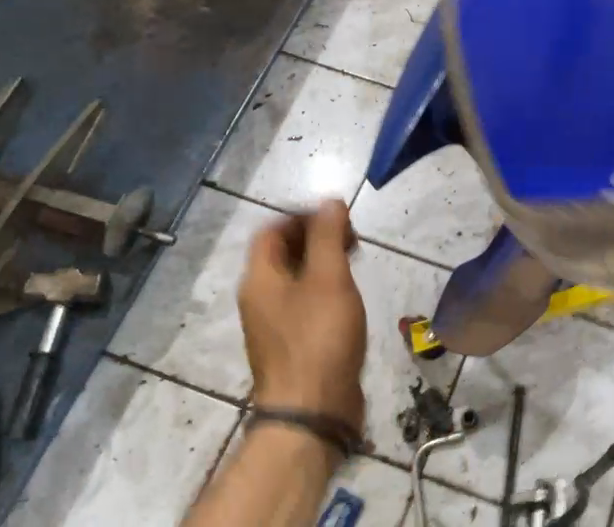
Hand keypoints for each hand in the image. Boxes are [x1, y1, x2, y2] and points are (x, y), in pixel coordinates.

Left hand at [238, 200, 367, 431]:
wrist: (311, 412)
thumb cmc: (319, 338)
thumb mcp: (328, 278)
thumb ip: (327, 236)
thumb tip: (329, 202)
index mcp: (260, 279)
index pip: (271, 230)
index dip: (302, 216)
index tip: (338, 218)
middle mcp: (259, 299)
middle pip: (282, 253)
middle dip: (316, 237)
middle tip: (351, 239)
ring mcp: (273, 325)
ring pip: (295, 279)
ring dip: (322, 263)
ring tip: (354, 264)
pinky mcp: (291, 345)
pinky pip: (303, 303)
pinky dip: (324, 290)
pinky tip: (347, 299)